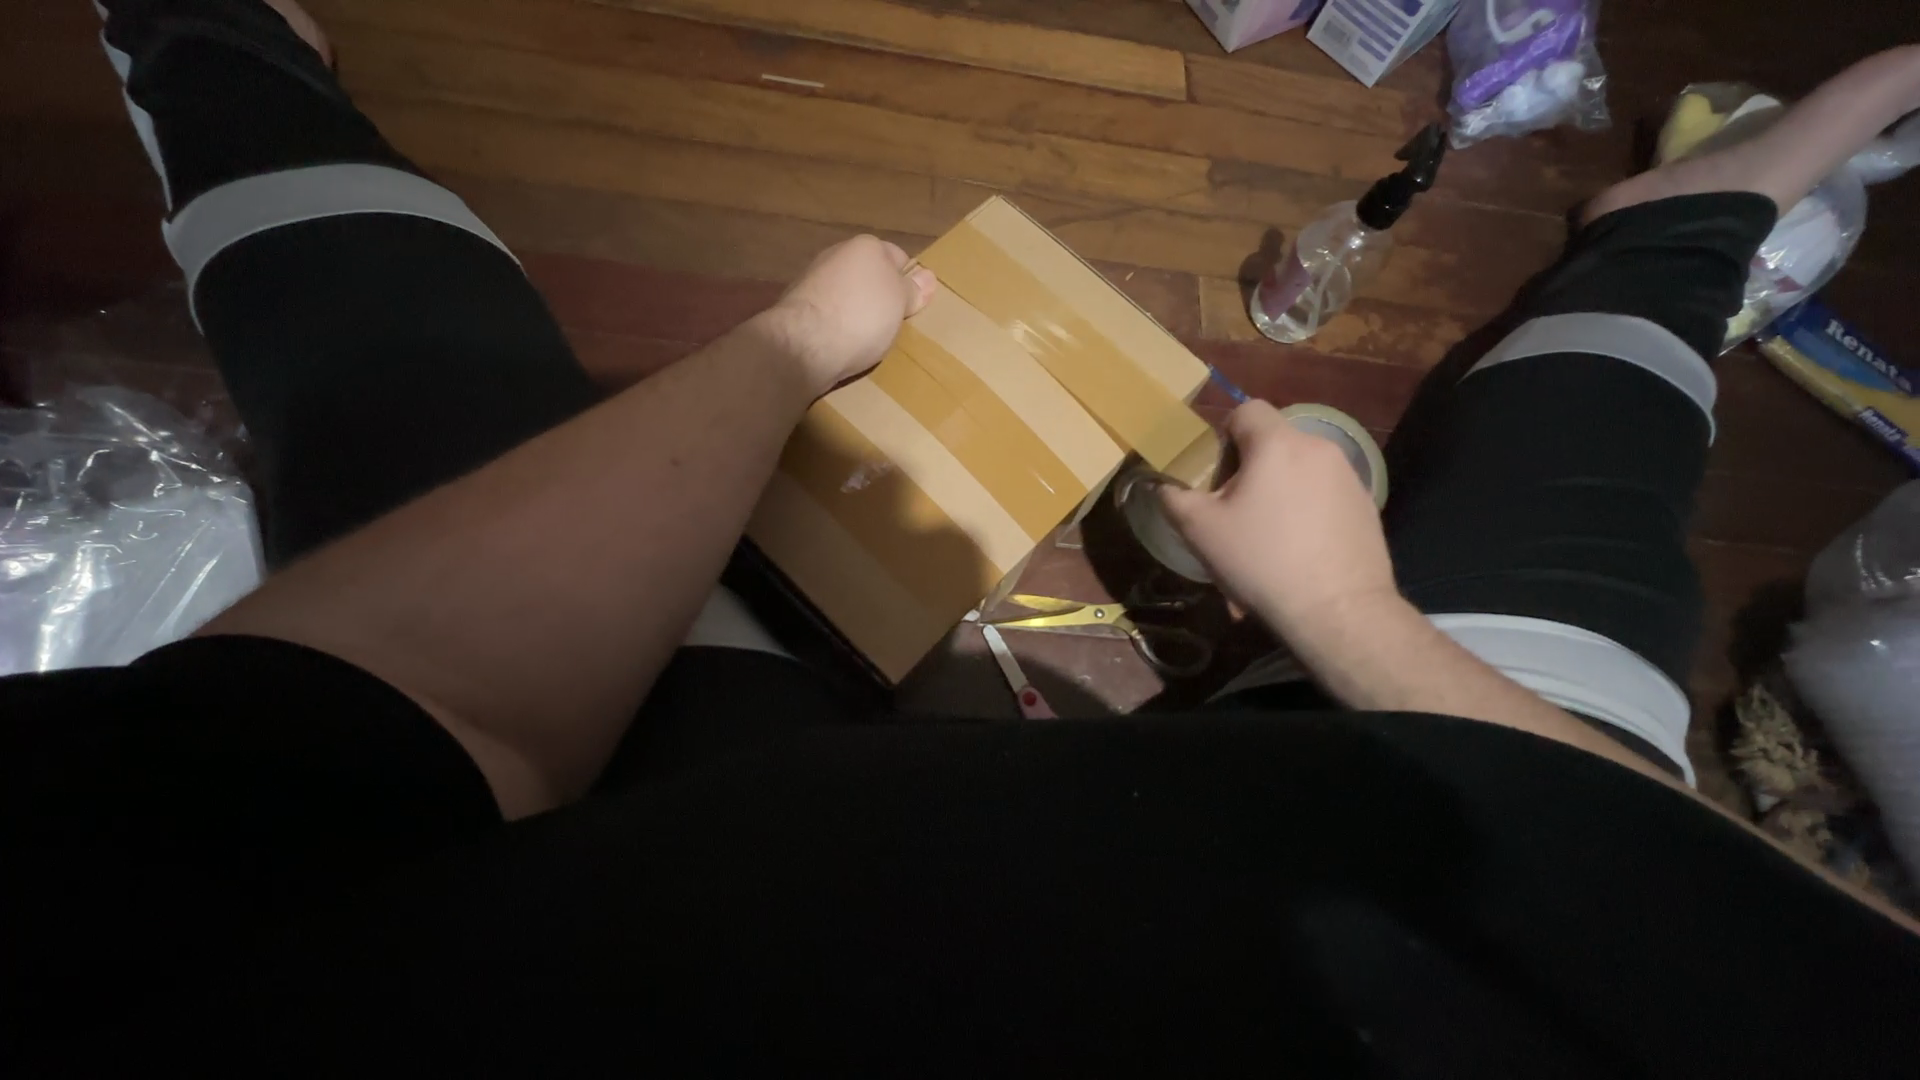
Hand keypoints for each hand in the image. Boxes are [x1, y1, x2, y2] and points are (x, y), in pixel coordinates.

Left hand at [758, 235, 938, 393]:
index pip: (896, 256)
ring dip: (855, 313)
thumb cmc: (863, 316)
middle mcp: (836, 255)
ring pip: (845, 295)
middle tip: (891, 325)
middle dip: (879, 297)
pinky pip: (827, 314)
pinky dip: (835, 327)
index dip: (907, 281)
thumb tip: (928, 277)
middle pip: (867, 276)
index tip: (911, 306)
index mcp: (865, 246)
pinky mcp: (796, 308)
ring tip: (866, 340)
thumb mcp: (900, 302)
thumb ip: (913, 290)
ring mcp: (812, 280)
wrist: (806, 343)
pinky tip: (841, 345)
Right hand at [1159, 400, 1395, 636]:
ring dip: (1276, 497)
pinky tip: (1295, 557)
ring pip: (1297, 474)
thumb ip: (1174, 498)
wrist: (1338, 610)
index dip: (1224, 435)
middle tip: (1234, 516)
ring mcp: (1349, 477)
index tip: (1216, 475)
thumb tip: (1164, 486)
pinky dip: (1303, 517)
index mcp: (1277, 444)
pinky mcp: (1366, 506)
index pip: (1247, 410)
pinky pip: (1322, 499)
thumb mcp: (1199, 530)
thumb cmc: (1261, 561)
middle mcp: (1319, 448)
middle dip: (1248, 473)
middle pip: (1273, 444)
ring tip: (1263, 546)